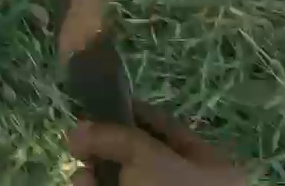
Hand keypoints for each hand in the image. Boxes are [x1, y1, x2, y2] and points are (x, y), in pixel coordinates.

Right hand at [67, 102, 244, 185]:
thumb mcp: (141, 154)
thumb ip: (108, 134)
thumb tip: (77, 133)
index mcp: (207, 163)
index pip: (160, 122)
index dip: (124, 109)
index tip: (90, 107)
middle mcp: (190, 182)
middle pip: (136, 151)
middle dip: (102, 146)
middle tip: (79, 145)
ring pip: (123, 176)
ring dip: (95, 170)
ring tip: (81, 176)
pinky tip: (82, 184)